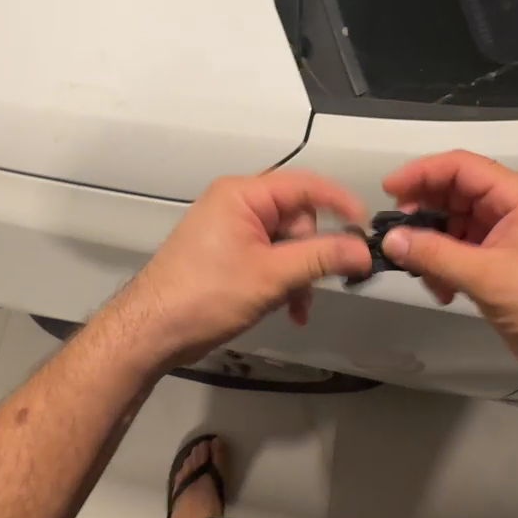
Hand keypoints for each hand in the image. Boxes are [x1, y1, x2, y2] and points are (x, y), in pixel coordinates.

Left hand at [97, 172, 373, 369]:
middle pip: (297, 217)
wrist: (150, 332)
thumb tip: (365, 249)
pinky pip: (269, 257)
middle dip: (313, 253)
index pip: (305, 185)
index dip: (340, 203)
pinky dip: (282, 280)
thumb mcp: (272, 276)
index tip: (366, 229)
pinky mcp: (227, 253)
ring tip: (297, 307)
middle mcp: (236, 203)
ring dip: (299, 273)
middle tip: (322, 282)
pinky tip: (287, 309)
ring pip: (286, 242)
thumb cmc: (207, 295)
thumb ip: (322, 258)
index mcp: (243, 194)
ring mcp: (230, 229)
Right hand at [381, 151, 517, 378]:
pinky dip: (443, 265)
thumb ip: (435, 255)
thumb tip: (391, 240)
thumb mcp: (488, 277)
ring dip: (432, 245)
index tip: (390, 189)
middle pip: (455, 193)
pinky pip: (460, 250)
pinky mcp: (500, 262)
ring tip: (422, 272)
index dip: (423, 172)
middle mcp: (511, 208)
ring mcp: (505, 235)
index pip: (462, 167)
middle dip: (424, 213)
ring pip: (453, 224)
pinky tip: (442, 289)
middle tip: (397, 234)